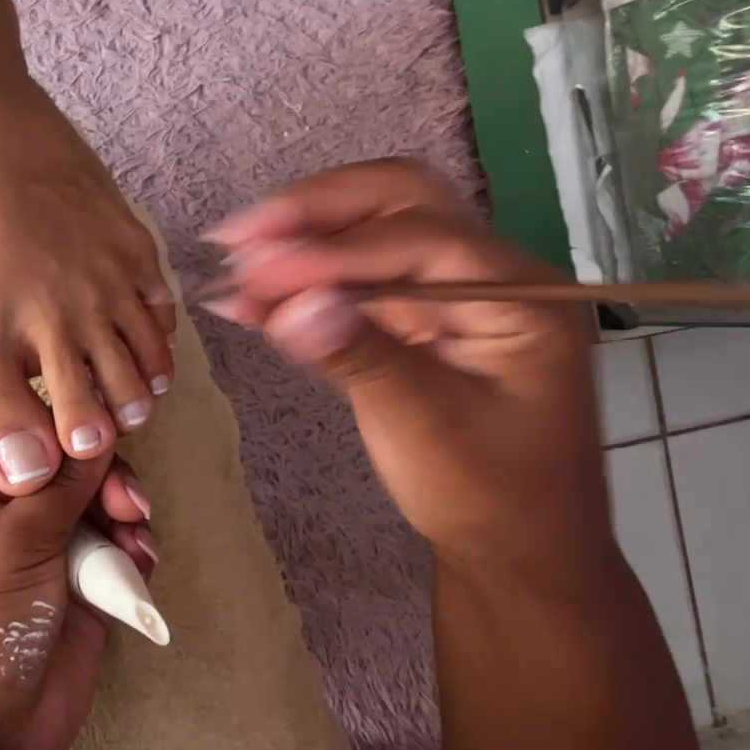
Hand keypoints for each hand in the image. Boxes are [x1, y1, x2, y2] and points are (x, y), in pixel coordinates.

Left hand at [0, 73, 177, 497]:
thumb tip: (27, 474)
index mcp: (24, 341)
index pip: (72, 429)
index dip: (76, 453)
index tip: (73, 455)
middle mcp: (76, 316)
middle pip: (119, 399)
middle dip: (115, 425)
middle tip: (111, 434)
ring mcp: (112, 277)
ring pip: (145, 359)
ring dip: (140, 388)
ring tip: (134, 402)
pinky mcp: (133, 242)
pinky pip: (161, 307)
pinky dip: (157, 335)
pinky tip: (147, 341)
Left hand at [0, 453, 156, 749]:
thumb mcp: (14, 543)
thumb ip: (60, 488)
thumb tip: (96, 427)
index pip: (38, 441)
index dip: (76, 438)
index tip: (111, 445)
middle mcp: (21, 514)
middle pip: (79, 471)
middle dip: (108, 484)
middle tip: (128, 509)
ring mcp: (57, 550)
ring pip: (106, 508)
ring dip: (127, 517)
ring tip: (135, 540)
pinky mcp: (89, 585)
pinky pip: (123, 550)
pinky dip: (137, 550)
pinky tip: (141, 561)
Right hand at [201, 160, 608, 571]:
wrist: (513, 547)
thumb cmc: (490, 494)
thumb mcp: (426, 428)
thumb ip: (360, 357)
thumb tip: (289, 305)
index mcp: (517, 296)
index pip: (420, 240)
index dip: (334, 251)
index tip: (258, 270)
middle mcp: (484, 276)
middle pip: (400, 202)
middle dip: (317, 209)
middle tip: (242, 234)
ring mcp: (444, 294)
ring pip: (369, 231)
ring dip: (300, 237)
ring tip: (231, 255)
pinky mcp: (408, 318)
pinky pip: (349, 281)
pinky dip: (299, 282)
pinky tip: (246, 294)